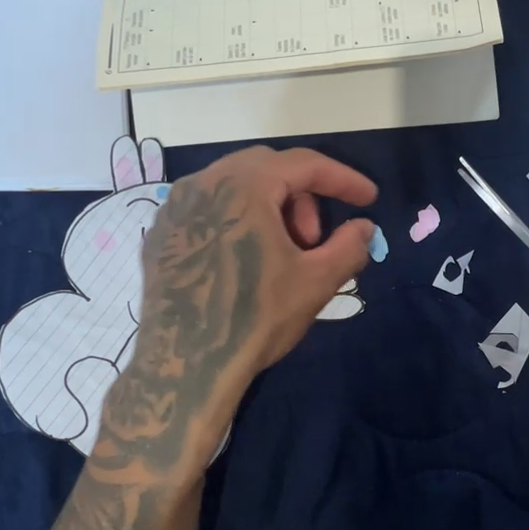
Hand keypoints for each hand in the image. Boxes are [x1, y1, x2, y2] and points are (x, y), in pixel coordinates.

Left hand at [133, 146, 376, 382]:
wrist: (186, 365)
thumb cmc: (257, 317)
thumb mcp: (317, 281)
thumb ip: (349, 246)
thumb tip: (364, 228)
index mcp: (243, 184)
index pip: (304, 164)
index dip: (344, 179)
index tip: (369, 199)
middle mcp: (202, 183)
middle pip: (268, 169)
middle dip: (303, 197)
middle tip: (317, 240)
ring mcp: (174, 209)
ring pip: (235, 188)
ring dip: (270, 210)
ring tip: (283, 255)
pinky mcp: (159, 236)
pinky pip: (209, 212)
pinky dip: (238, 223)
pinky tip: (247, 263)